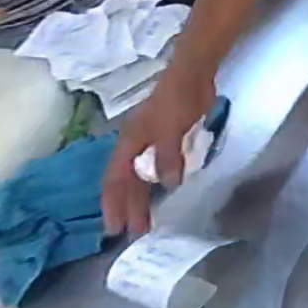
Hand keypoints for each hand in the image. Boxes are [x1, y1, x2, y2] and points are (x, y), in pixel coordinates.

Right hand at [102, 70, 214, 234]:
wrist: (193, 76)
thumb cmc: (176, 102)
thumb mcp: (169, 132)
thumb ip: (168, 158)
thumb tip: (168, 185)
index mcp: (127, 146)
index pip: (115, 182)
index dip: (115, 205)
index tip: (117, 228)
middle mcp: (134, 146)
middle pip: (128, 182)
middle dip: (130, 206)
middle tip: (137, 232)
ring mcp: (152, 141)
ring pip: (143, 175)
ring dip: (145, 196)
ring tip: (151, 217)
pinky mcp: (170, 136)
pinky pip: (160, 164)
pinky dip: (161, 178)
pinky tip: (169, 188)